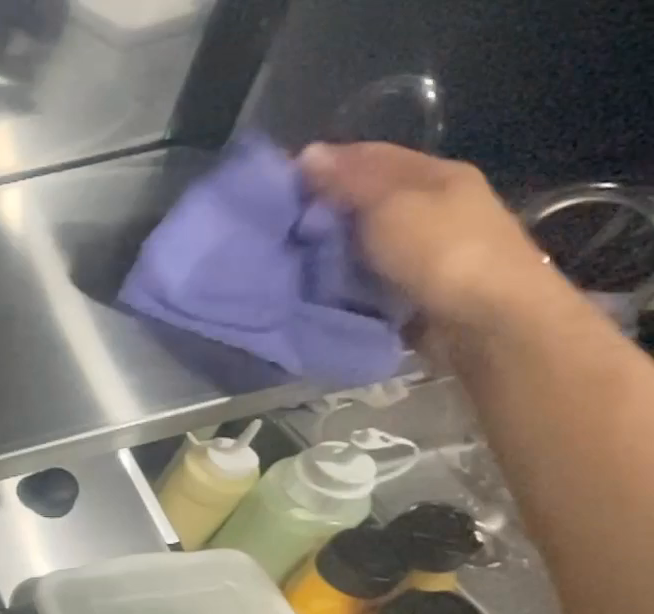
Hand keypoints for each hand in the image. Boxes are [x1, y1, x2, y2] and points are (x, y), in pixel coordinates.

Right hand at [297, 142, 566, 332]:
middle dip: (316, 208)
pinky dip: (332, 273)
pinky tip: (302, 280)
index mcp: (433, 175)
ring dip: (321, 244)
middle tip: (267, 224)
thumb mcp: (392, 206)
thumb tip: (307, 154)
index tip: (273, 184)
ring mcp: (417, 247)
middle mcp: (427, 205)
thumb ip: (349, 182)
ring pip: (356, 236)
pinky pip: (358, 270)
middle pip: (360, 197)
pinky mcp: (404, 284)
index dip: (321, 164)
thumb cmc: (442, 252)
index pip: (366, 156)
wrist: (486, 321)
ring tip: (276, 254)